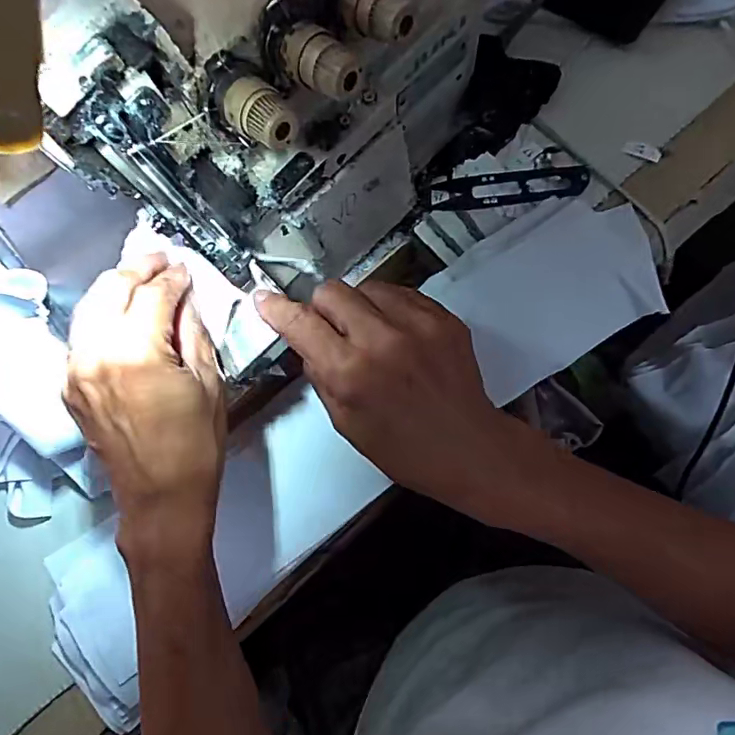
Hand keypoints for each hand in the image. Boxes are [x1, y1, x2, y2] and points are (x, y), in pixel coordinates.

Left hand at [66, 253, 226, 564]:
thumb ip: (194, 332)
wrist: (160, 498)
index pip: (153, 295)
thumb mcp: (209, 383)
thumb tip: (186, 300)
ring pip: (90, 307)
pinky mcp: (72, 387)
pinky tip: (120, 311)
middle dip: (138, 268)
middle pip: (113, 289)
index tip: (184, 271)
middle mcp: (97, 357)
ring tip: (139, 277)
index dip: (173, 277)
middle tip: (159, 260)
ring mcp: (78, 372)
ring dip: (115, 286)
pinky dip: (100, 316)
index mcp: (136, 356)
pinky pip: (82, 335)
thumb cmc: (191, 451)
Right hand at [255, 280, 525, 509]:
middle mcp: (382, 340)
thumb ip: (320, 375)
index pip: (300, 322)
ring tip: (368, 333)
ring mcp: (417, 324)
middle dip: (320, 307)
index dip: (276, 308)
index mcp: (350, 373)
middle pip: (331, 291)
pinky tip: (395, 334)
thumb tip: (305, 341)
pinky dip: (388, 308)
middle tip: (329, 330)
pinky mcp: (443, 318)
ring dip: (356, 305)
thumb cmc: (404, 448)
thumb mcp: (345, 421)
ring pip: (365, 286)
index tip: (265, 300)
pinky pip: (400, 293)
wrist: (470, 448)